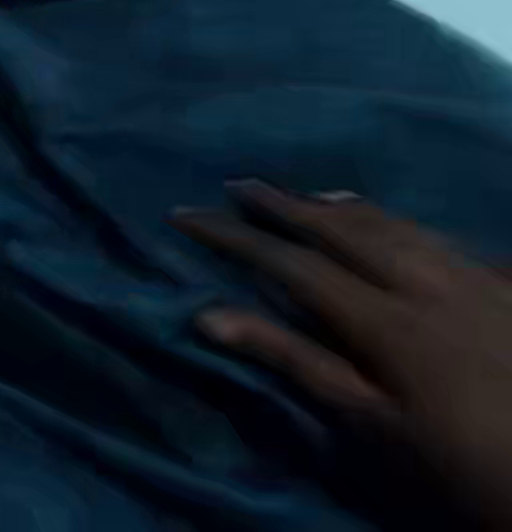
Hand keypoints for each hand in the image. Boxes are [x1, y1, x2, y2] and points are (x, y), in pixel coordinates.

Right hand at [173, 181, 511, 526]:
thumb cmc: (480, 475)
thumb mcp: (382, 432)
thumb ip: (298, 364)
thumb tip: (204, 314)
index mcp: (392, 324)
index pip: (289, 262)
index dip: (229, 234)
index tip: (180, 213)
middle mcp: (441, 296)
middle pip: (350, 235)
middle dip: (288, 206)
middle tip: (241, 185)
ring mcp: (501, 300)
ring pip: (415, 236)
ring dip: (354, 212)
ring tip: (317, 195)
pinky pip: (482, 258)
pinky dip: (435, 237)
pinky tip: (422, 235)